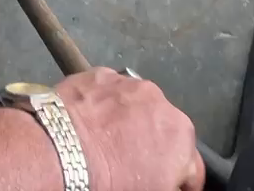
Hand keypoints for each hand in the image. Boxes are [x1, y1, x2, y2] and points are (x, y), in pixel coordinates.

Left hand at [53, 68, 203, 190]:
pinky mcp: (98, 73)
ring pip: (136, 106)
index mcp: (181, 133)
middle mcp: (158, 99)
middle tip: (133, 164)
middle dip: (154, 146)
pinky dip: (105, 104)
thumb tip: (165, 179)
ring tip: (110, 141)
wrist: (62, 151)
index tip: (166, 186)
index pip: (191, 169)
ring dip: (130, 121)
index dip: (179, 183)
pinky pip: (109, 92)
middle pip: (163, 129)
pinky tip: (92, 122)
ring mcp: (126, 82)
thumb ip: (169, 183)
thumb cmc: (113, 181)